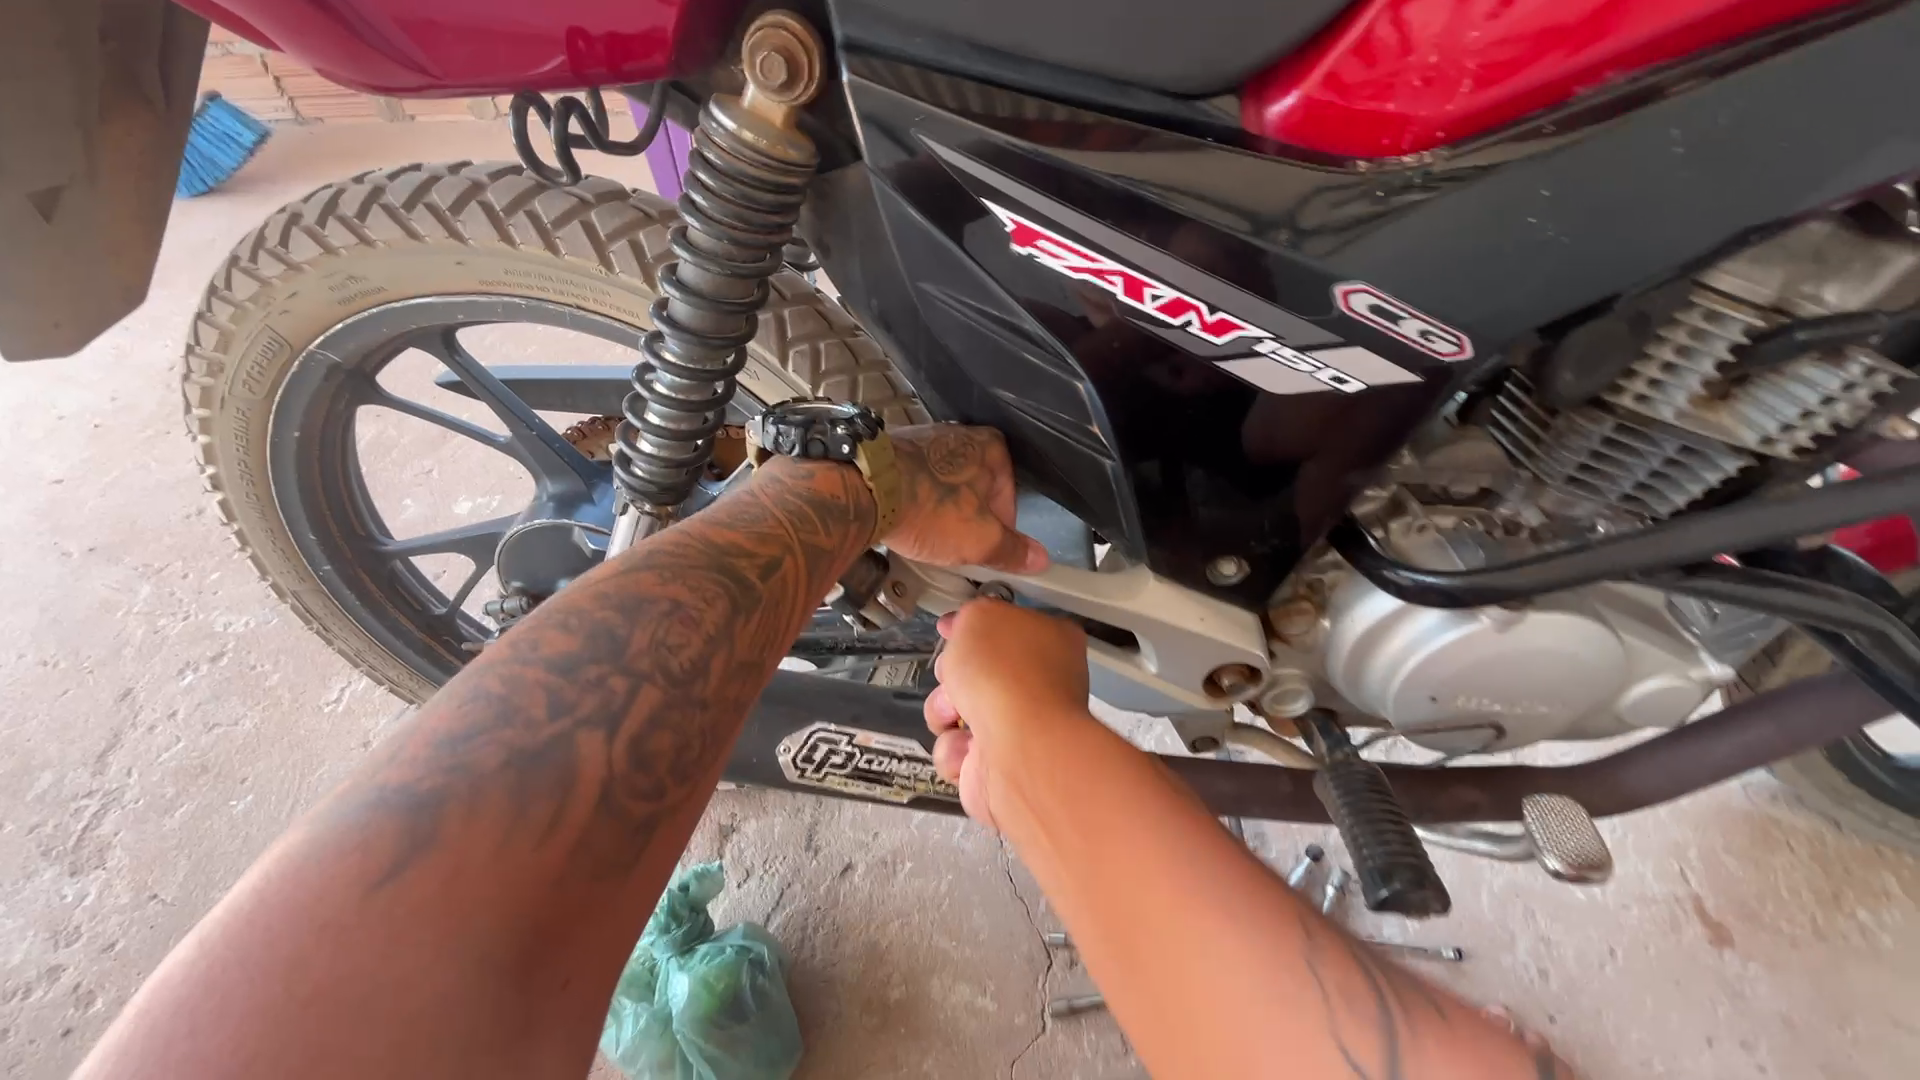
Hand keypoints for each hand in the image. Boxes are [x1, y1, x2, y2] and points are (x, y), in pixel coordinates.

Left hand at [886, 425, 1048, 572]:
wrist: (866, 486)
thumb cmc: (932, 510)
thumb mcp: (980, 541)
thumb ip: (1012, 550)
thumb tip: (1040, 559)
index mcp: (992, 447)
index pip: (1008, 497)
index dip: (1000, 530)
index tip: (985, 552)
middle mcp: (960, 433)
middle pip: (975, 488)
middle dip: (968, 518)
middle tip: (955, 548)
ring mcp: (924, 437)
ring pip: (943, 484)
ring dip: (939, 509)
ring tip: (926, 536)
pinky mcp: (893, 448)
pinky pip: (913, 480)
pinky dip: (913, 499)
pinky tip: (904, 519)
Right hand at [925, 599, 1089, 827]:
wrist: (1019, 750)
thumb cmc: (1007, 677)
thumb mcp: (980, 617)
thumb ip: (970, 615)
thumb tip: (963, 625)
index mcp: (1050, 641)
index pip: (1006, 626)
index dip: (974, 627)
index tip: (951, 629)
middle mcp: (1039, 686)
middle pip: (975, 671)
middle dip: (952, 674)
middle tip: (954, 675)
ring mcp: (1020, 727)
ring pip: (957, 712)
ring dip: (944, 712)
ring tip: (956, 715)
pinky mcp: (998, 765)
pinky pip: (956, 751)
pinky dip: (954, 749)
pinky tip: (969, 748)